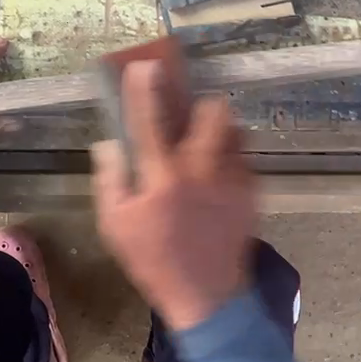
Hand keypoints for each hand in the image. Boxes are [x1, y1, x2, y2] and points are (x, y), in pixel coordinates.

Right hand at [93, 61, 257, 331]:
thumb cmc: (154, 260)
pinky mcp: (252, 192)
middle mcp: (201, 170)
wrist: (207, 296)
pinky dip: (232, 156)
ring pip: (235, 129)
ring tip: (207, 144)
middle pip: (212, 112)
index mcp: (163, 177)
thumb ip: (110, 180)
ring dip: (219, 129)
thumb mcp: (116, 227)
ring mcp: (232, 179)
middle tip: (189, 116)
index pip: (149, 121)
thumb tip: (108, 144)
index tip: (144, 65)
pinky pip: (246, 157)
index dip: (144, 89)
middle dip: (200, 105)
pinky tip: (220, 174)